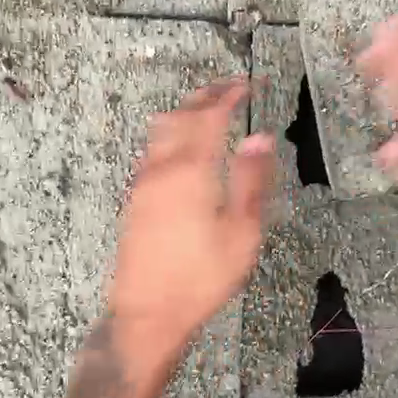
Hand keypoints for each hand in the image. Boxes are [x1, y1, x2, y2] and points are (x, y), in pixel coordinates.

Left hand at [108, 81, 274, 363]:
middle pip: (181, 115)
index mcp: (192, 171)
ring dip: (185, 111)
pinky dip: (172, 132)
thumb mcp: (243, 232)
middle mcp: (162, 169)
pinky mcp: (135, 200)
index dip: (229, 94)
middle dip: (206, 95)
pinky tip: (183, 145)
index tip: (248, 84)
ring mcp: (143, 183)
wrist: (148, 314)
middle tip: (230, 86)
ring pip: (160, 130)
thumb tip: (262, 138)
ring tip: (207, 107)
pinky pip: (152, 149)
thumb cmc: (203, 277)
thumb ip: (251, 180)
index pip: (210, 116)